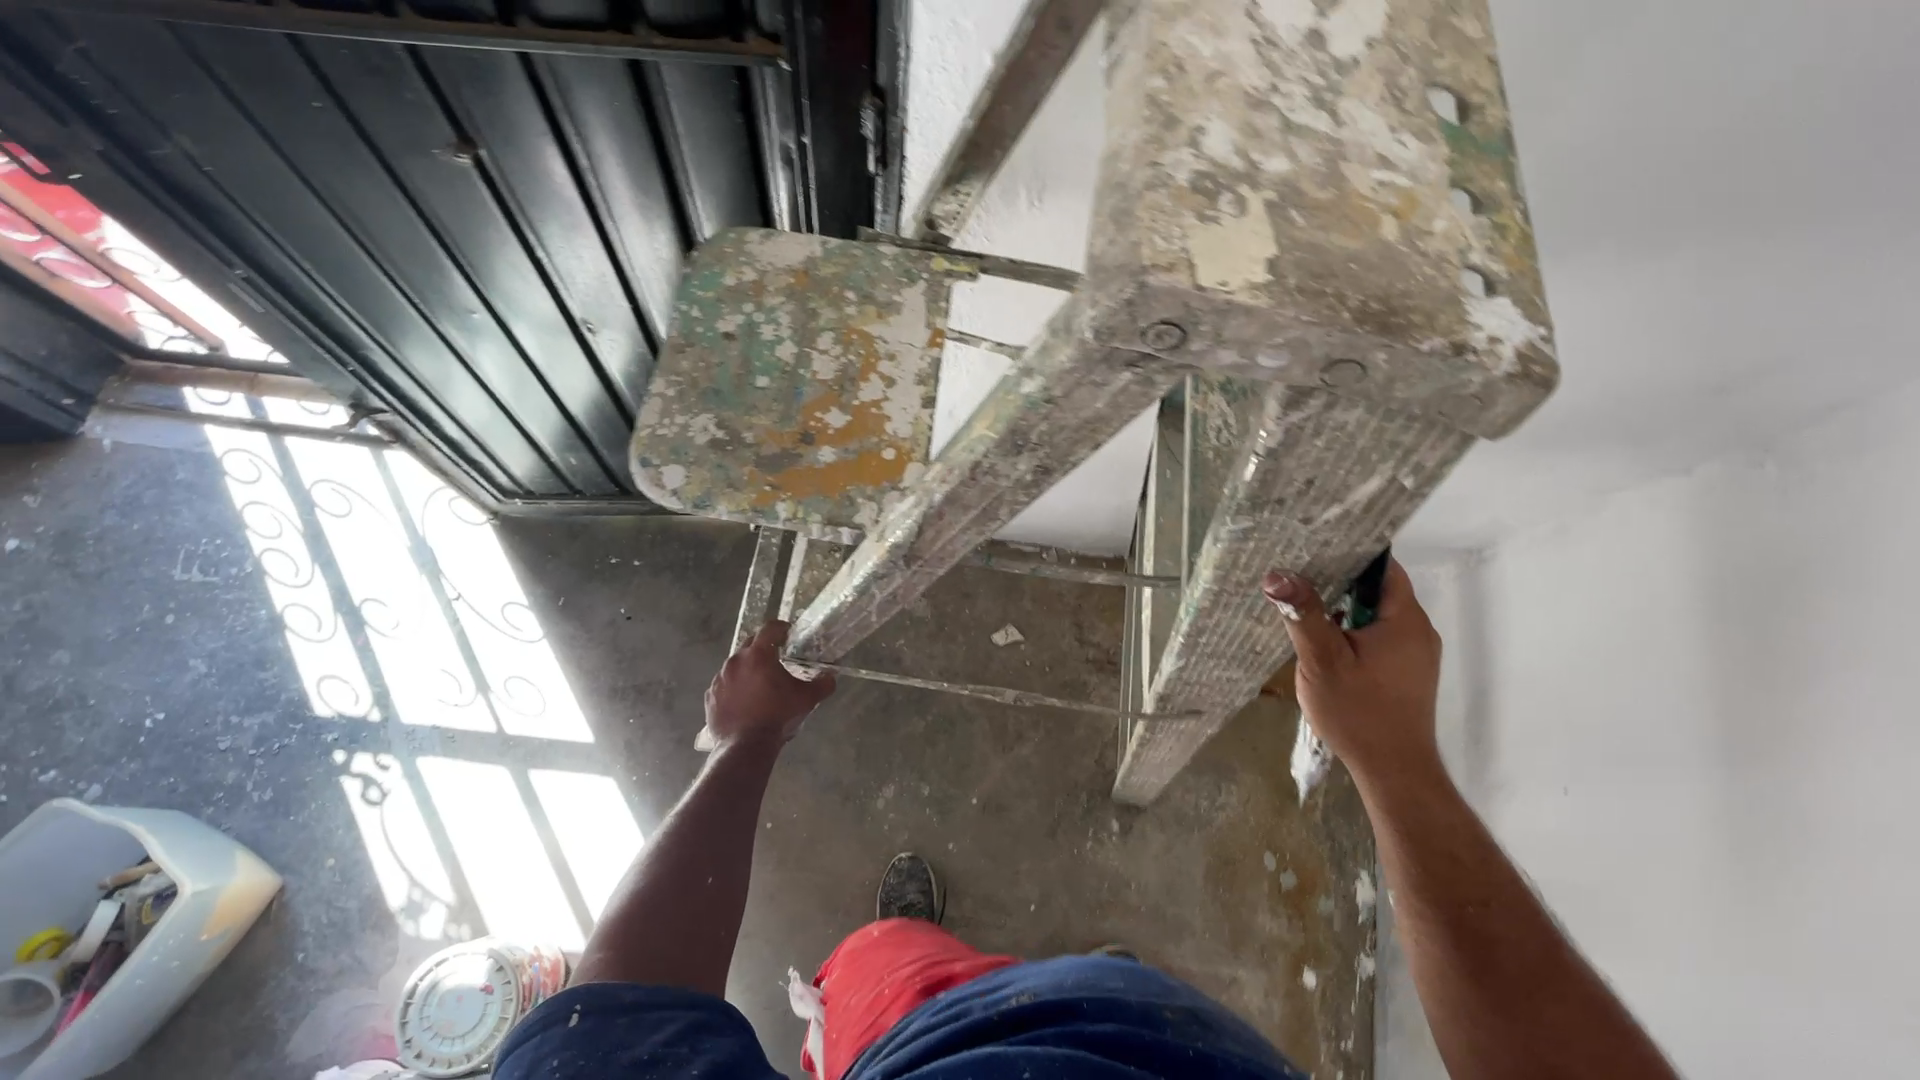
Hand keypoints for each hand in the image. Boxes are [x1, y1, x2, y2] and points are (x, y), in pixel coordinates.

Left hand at [704, 621, 835, 749]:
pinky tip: (744, 701)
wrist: (746, 746)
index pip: (770, 629)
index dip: (781, 628)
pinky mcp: (711, 695)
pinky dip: (735, 687)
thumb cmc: (778, 716)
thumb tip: (830, 677)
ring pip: (736, 665)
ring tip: (760, 684)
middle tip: (777, 659)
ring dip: (748, 669)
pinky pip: (724, 684)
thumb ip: (822, 684)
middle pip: (750, 644)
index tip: (788, 634)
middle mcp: (735, 661)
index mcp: (758, 655)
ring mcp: (720, 678)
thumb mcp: (807, 699)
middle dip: (764, 648)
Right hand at [1261, 559, 1442, 787]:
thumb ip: (1304, 615)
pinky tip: (1326, 642)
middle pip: (1379, 590)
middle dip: (1341, 582)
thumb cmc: (1359, 712)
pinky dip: (1355, 632)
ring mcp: (1416, 654)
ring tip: (1306, 606)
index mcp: (1405, 619)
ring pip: (1378, 616)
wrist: (1394, 770)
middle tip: (1299, 574)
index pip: (1383, 567)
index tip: (1315, 546)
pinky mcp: (1409, 673)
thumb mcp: (1322, 660)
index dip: (1351, 552)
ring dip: (1345, 610)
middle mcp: (1418, 630)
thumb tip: (1277, 575)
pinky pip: (1381, 637)